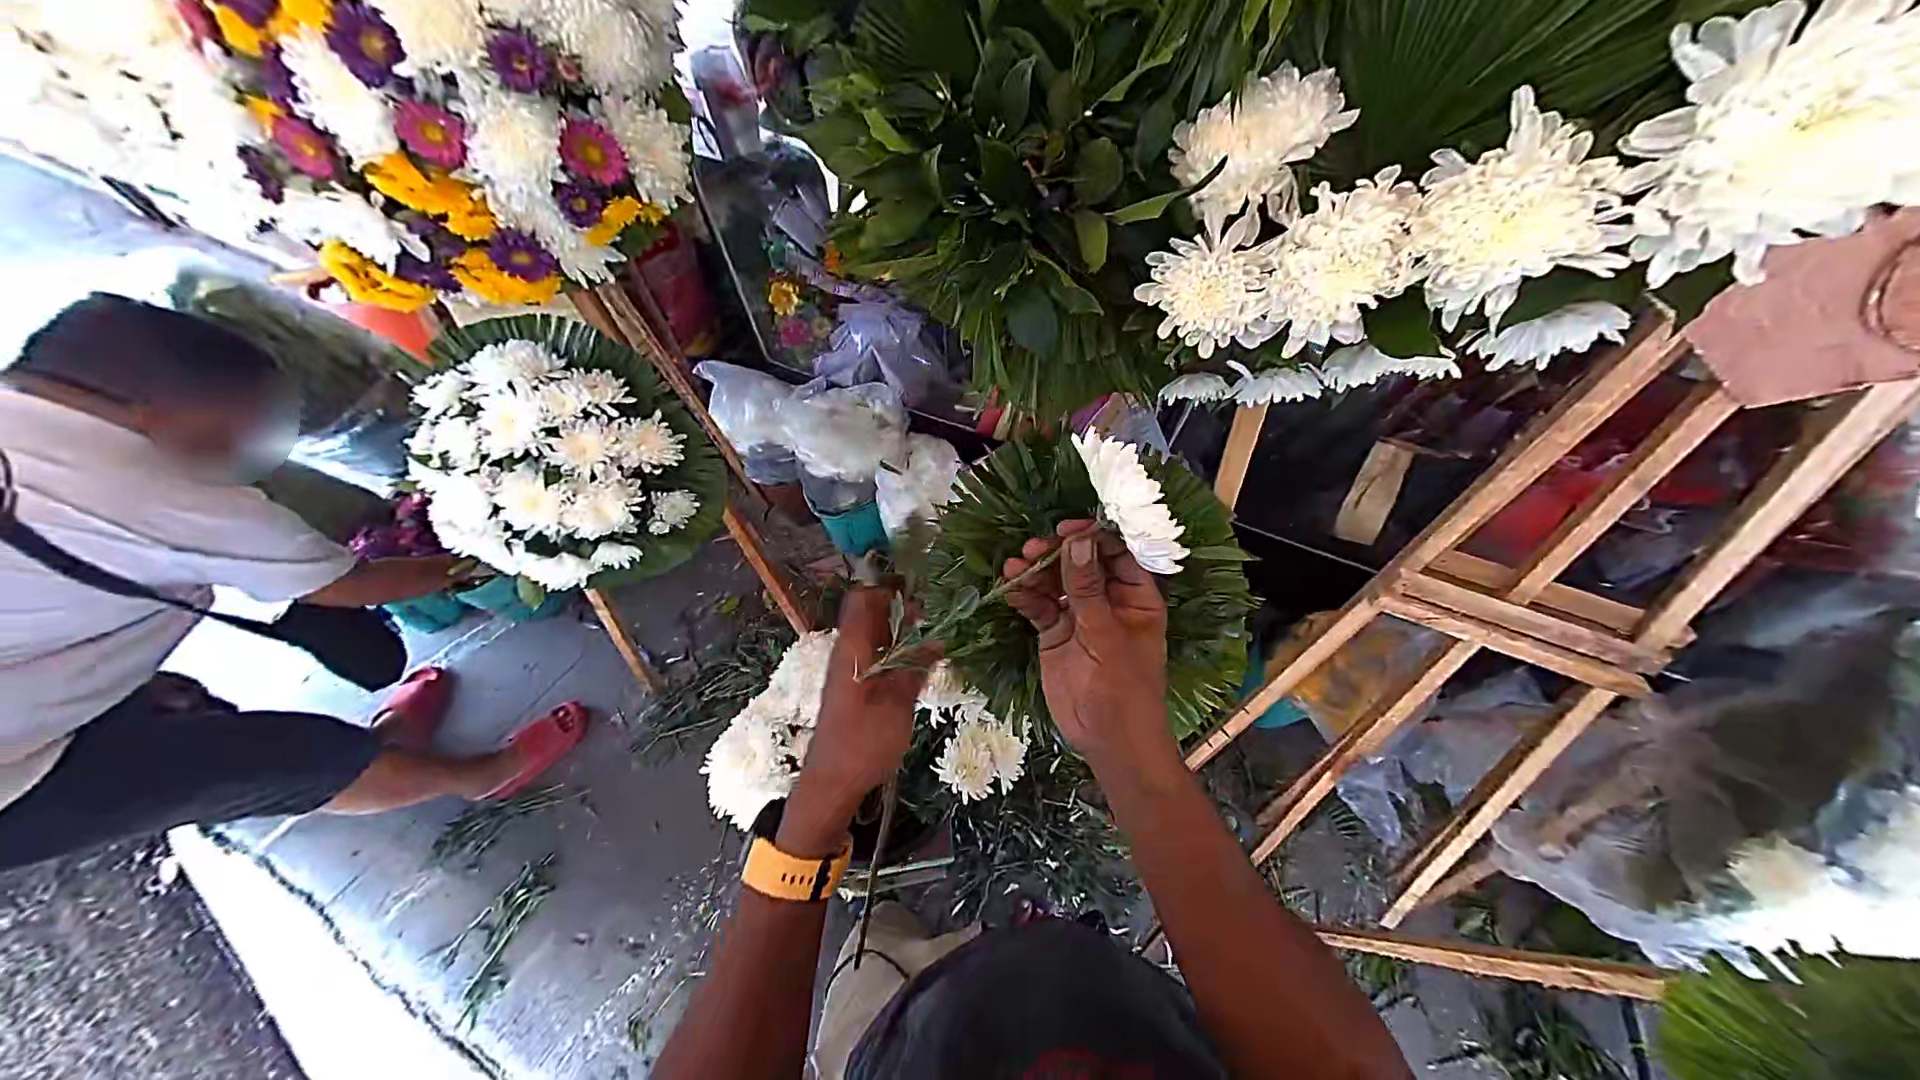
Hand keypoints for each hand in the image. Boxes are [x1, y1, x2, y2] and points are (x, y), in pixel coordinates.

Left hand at [780, 586, 931, 855]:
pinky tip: (921, 662)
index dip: (889, 589)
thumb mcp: (897, 704)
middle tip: (937, 614)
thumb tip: (940, 636)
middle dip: (902, 609)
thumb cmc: (863, 743)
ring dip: (901, 632)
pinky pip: (876, 656)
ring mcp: (849, 670)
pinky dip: (896, 652)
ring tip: (935, 634)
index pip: (862, 599)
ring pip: (875, 636)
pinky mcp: (855, 687)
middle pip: (870, 615)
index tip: (921, 592)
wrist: (831, 783)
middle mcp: (846, 653)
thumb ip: (916, 667)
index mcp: (851, 649)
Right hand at [1003, 520, 1174, 772]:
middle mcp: (1108, 600)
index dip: (1093, 537)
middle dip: (1057, 553)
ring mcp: (1080, 616)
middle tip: (1032, 548)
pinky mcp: (1056, 633)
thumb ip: (1087, 589)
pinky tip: (1010, 587)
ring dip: (1036, 572)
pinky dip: (1025, 596)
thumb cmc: (1123, 689)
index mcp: (1136, 596)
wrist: (1108, 741)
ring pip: (1056, 582)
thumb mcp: (1106, 635)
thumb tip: (1076, 541)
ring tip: (1014, 565)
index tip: (1066, 530)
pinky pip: (1040, 607)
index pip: (1117, 554)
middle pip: (1081, 563)